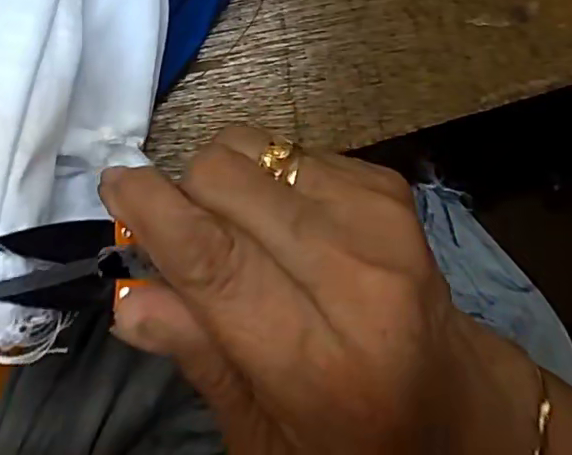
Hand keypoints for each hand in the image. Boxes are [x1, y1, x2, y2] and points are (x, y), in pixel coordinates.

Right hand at [99, 126, 571, 453]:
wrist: (458, 397)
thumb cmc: (352, 438)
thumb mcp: (265, 437)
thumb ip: (199, 355)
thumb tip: (127, 294)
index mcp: (322, 362)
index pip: (215, 261)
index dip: (154, 211)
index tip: (114, 181)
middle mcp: (357, 275)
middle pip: (230, 181)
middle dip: (188, 190)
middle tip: (187, 225)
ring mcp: (381, 216)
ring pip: (256, 147)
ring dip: (229, 177)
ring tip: (245, 226)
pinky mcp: (389, 182)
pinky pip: (292, 145)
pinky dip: (272, 174)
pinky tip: (292, 219)